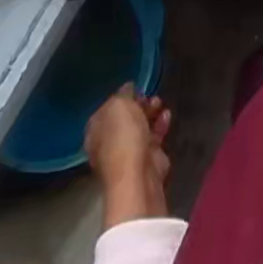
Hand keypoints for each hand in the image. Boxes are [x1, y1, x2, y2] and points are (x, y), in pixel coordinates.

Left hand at [84, 85, 172, 226]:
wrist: (139, 175)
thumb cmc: (123, 136)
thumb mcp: (120, 104)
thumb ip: (124, 93)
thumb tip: (128, 88)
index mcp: (95, 129)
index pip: (107, 108)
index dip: (121, 97)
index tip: (136, 88)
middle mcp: (108, 142)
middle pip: (125, 118)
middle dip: (138, 105)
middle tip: (150, 95)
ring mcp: (128, 153)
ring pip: (140, 127)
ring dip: (151, 113)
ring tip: (160, 102)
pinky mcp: (147, 160)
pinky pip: (154, 137)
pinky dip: (160, 125)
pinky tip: (167, 115)